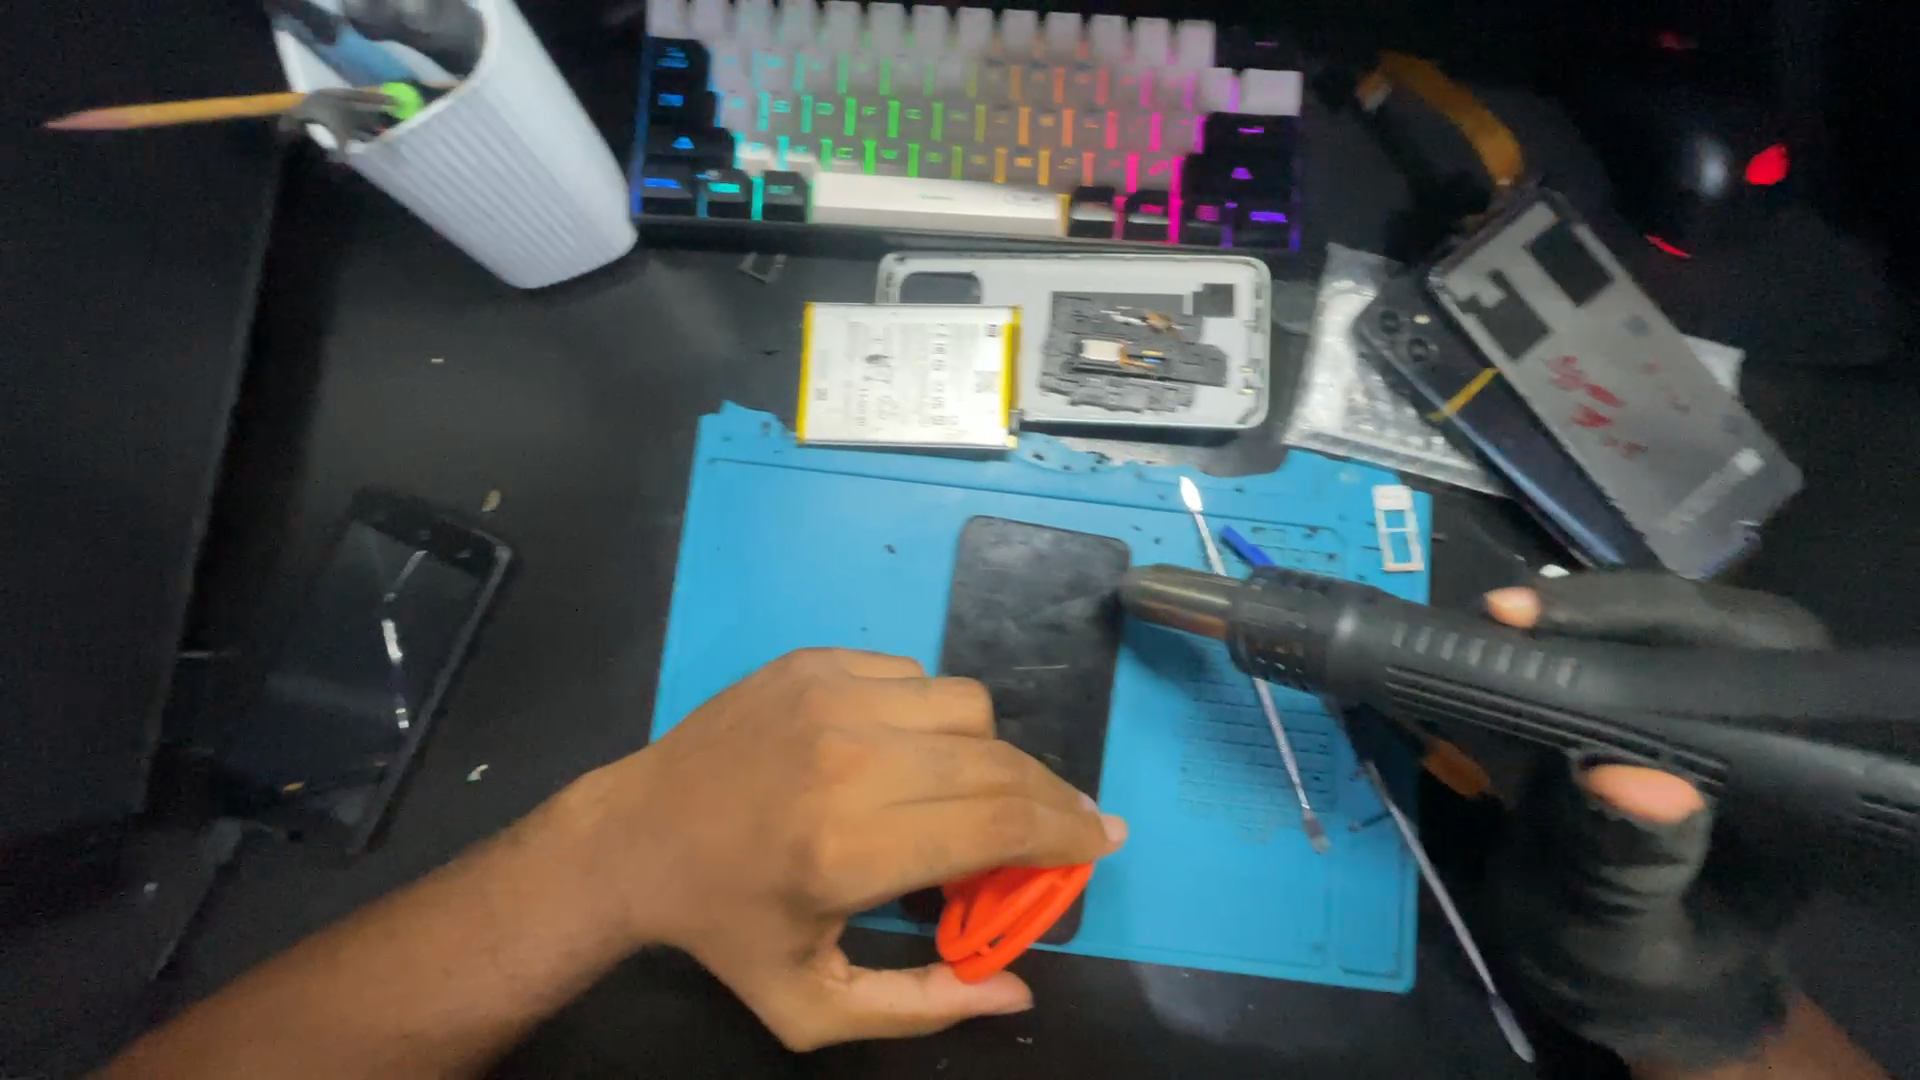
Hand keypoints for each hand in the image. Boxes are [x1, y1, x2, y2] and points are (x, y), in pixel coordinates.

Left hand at [563, 648, 1126, 1050]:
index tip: (1103, 836)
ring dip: (985, 749)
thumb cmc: (728, 927)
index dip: (1064, 831)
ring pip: (965, 703)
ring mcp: (831, 695)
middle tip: (1065, 818)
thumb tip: (1020, 993)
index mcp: (850, 848)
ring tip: (963, 786)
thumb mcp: (814, 1006)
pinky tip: (900, 747)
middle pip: (995, 759)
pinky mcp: (816, 661)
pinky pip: (914, 676)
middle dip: (1048, 793)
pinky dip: (929, 714)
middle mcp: (851, 757)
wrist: (635, 834)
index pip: (997, 823)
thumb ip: (925, 1007)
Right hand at [1482, 573, 1821, 1072]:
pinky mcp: (1616, 721)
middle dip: (1599, 610)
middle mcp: (1748, 741)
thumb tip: (1632, 777)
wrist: (1605, 980)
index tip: (1548, 629)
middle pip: (1701, 631)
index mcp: (1793, 795)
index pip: (1757, 677)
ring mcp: (1677, 725)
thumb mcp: (1622, 940)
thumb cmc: (1632, 975)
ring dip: (1556, 618)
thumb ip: (1629, 870)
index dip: (1663, 634)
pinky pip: (1585, 660)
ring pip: (1642, 633)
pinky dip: (1526, 645)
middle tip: (1499, 614)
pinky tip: (1480, 645)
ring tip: (1481, 624)